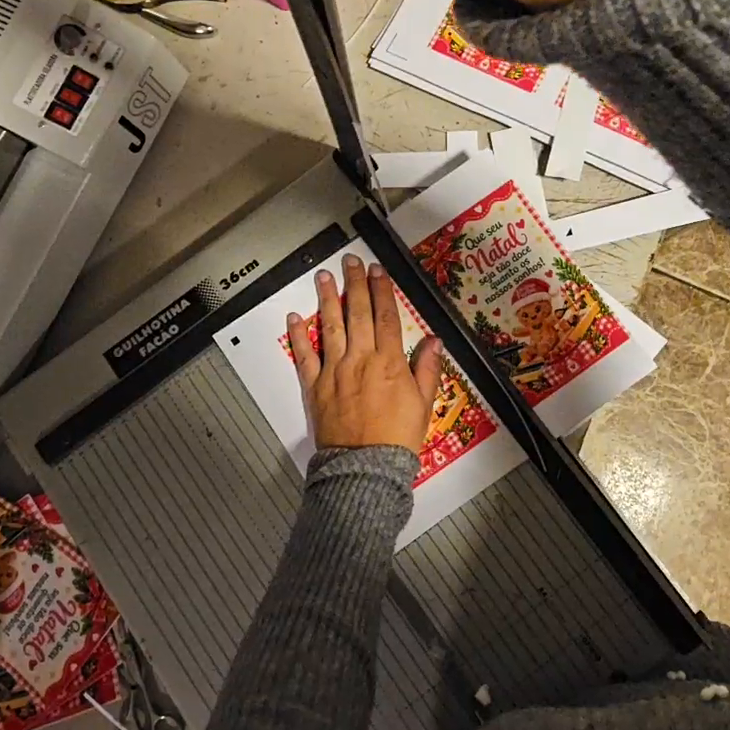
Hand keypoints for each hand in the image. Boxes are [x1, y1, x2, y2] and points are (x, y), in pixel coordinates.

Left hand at [288, 254, 443, 457]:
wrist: (366, 468)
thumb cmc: (398, 438)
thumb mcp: (424, 404)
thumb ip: (427, 370)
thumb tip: (434, 341)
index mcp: (389, 361)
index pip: (386, 316)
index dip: (382, 290)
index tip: (378, 271)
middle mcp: (360, 358)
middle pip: (357, 313)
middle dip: (355, 284)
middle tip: (351, 261)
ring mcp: (334, 370)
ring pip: (330, 326)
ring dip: (326, 298)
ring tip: (323, 276)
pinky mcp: (315, 386)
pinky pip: (304, 356)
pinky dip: (298, 335)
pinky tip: (294, 316)